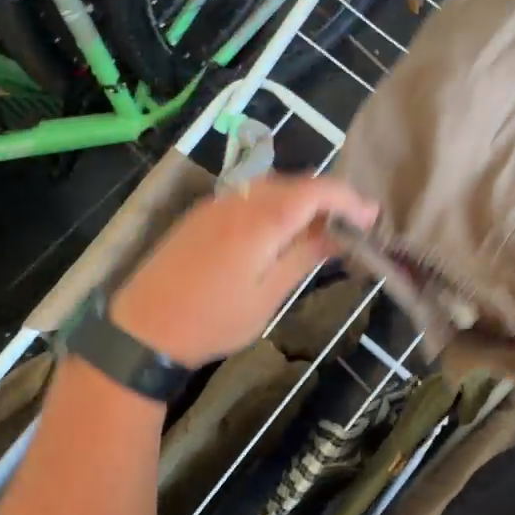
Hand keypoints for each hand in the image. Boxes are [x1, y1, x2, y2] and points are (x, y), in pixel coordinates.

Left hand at [110, 175, 376, 366]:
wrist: (142, 330)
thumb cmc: (213, 320)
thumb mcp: (269, 294)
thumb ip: (306, 255)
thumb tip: (342, 233)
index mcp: (261, 219)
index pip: (317, 190)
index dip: (349, 199)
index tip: (373, 217)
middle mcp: (241, 199)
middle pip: (297, 183)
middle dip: (330, 199)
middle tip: (355, 227)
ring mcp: (218, 204)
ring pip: (274, 187)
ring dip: (303, 201)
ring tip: (324, 231)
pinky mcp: (203, 214)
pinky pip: (252, 197)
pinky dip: (277, 206)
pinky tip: (283, 234)